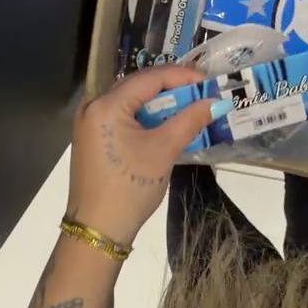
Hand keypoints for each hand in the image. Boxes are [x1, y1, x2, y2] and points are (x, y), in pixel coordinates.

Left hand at [68, 66, 220, 244]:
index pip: (150, 78)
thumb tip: (217, 102)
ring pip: (132, 102)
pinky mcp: (93, 138)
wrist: (97, 230)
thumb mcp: (163, 151)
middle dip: (173, 89)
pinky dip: (147, 117)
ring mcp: (90, 122)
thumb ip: (190, 120)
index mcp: (106, 104)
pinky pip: (124, 116)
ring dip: (161, 104)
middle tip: (203, 94)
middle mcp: (93, 106)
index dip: (183, 77)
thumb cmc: (130, 188)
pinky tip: (167, 123)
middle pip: (139, 86)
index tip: (210, 83)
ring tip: (190, 107)